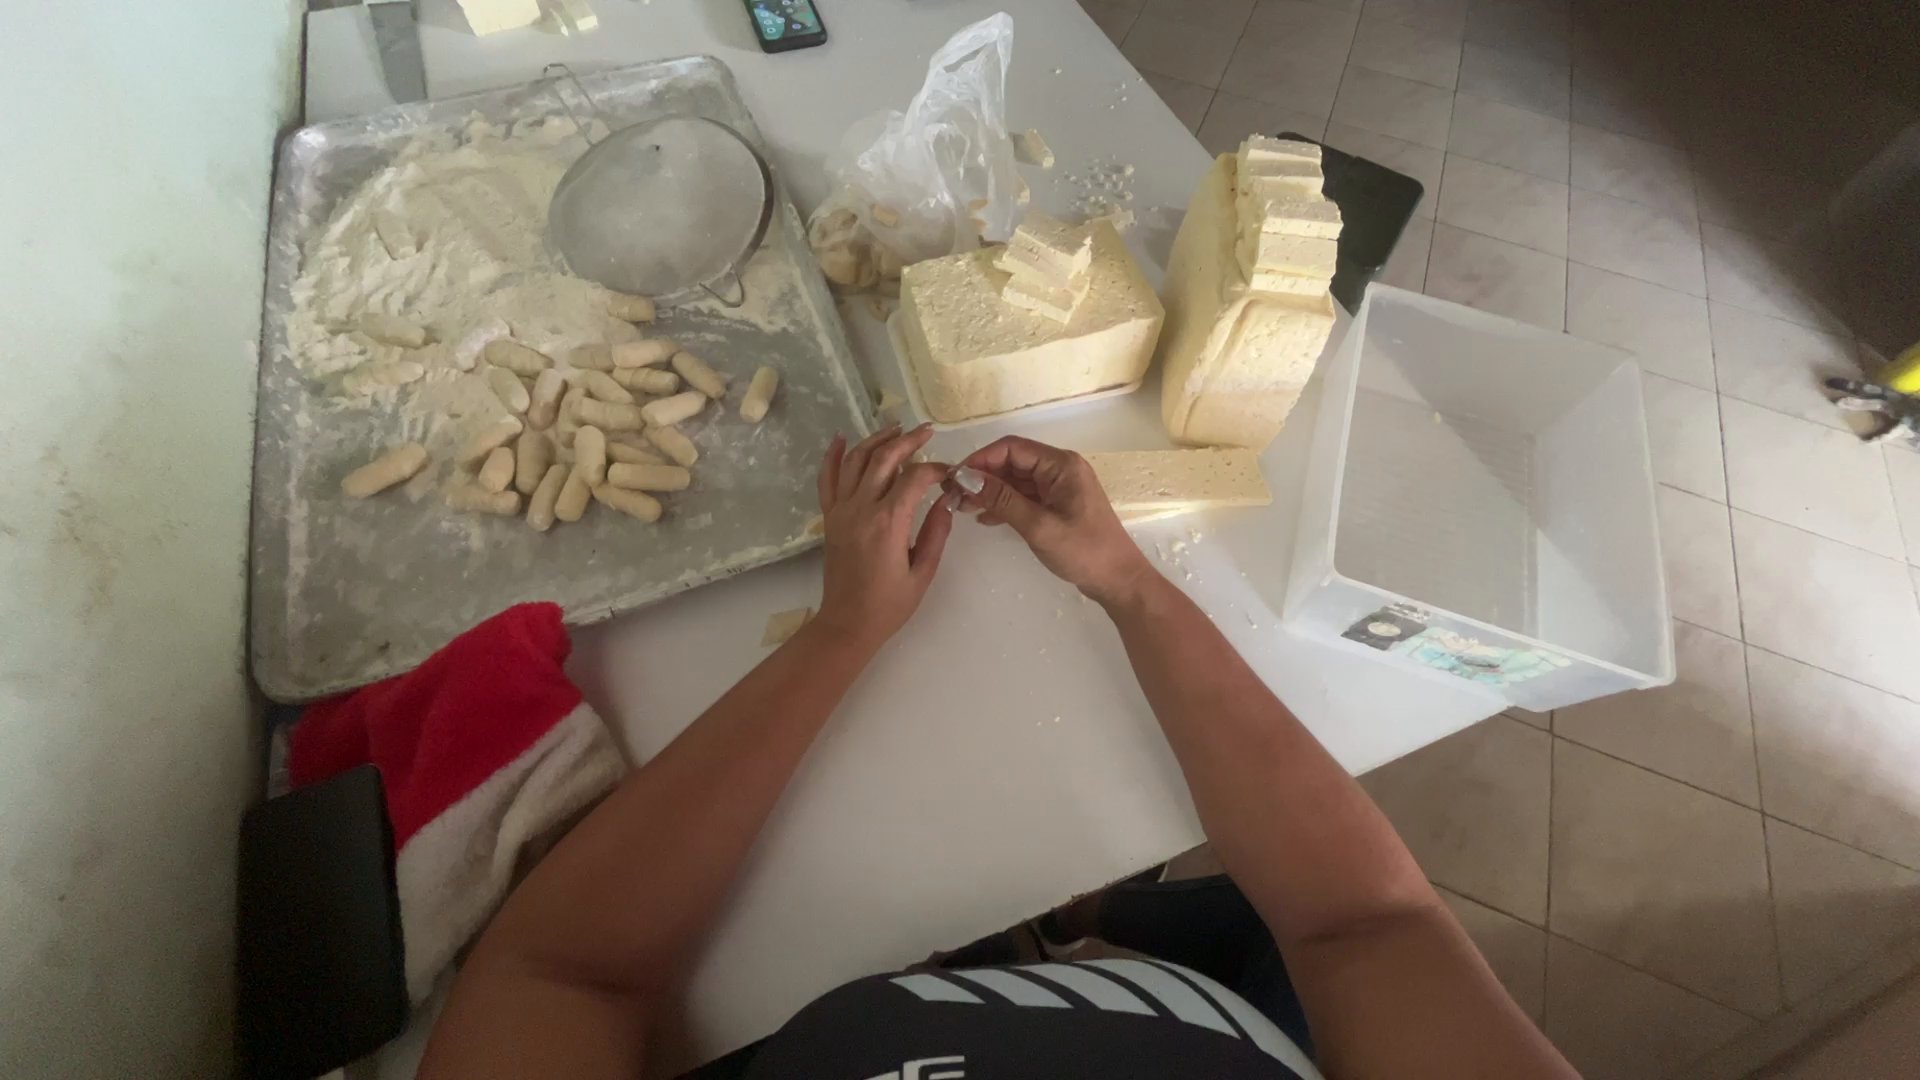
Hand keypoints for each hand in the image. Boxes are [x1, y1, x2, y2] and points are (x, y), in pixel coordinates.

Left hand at [811, 424, 953, 650]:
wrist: (847, 623)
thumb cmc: (889, 605)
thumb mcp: (923, 571)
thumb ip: (937, 532)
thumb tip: (947, 500)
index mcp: (888, 523)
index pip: (915, 478)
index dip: (935, 469)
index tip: (949, 473)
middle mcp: (861, 509)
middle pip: (884, 459)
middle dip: (908, 441)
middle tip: (927, 431)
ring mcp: (841, 511)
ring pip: (856, 461)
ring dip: (876, 440)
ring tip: (896, 428)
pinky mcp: (829, 517)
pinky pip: (827, 479)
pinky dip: (833, 455)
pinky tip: (842, 438)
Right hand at [953, 436, 1154, 604]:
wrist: (1117, 580)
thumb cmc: (1083, 551)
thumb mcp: (1038, 526)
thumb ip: (1002, 500)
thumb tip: (967, 478)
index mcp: (1061, 465)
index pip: (1012, 448)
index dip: (980, 459)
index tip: (955, 478)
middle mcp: (1059, 469)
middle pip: (1012, 462)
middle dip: (982, 476)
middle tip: (954, 495)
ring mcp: (1058, 488)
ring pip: (1015, 481)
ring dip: (990, 492)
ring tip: (963, 508)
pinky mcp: (1056, 506)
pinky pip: (1024, 497)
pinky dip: (1003, 505)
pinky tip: (984, 518)